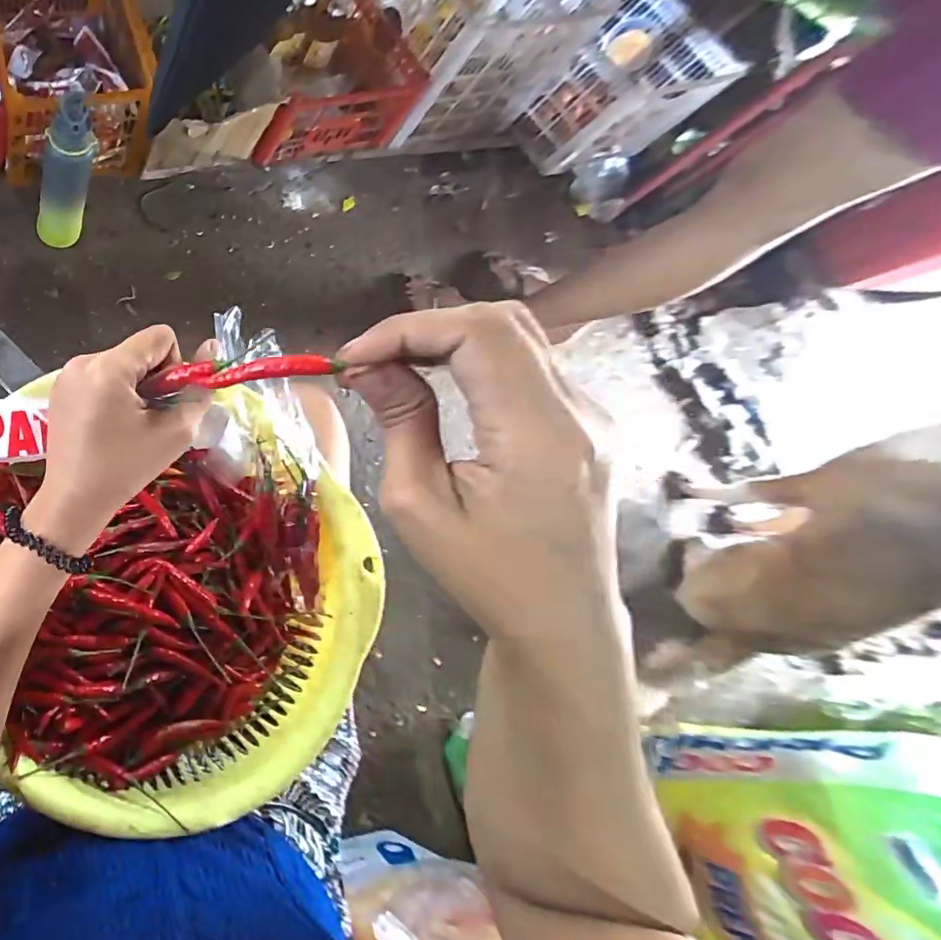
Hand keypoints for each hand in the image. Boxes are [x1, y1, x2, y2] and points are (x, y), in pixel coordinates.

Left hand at [28, 325, 209, 551]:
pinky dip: (111, 396)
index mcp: (108, 366)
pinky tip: (107, 428)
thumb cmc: (125, 469)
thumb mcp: (174, 432)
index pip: (160, 337)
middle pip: (138, 352)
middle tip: (148, 421)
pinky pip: (98, 378)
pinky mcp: (59, 392)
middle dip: (152, 381)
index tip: (165, 402)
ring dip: (133, 389)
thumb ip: (197, 389)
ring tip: (127, 428)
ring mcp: (66, 376)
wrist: (73, 502)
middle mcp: (82, 362)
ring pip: (120, 365)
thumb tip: (212, 348)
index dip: (175, 366)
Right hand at [338, 303, 620, 643]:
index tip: (352, 358)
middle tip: (369, 358)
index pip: (477, 335)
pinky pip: (525, 361)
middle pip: (501, 320)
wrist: (561, 619)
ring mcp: (588, 410)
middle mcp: (576, 409)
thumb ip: (401, 422)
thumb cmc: (483, 574)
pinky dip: (471, 355)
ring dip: (446, 335)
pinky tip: (434, 377)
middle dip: (423, 326)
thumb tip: (369, 368)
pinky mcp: (582, 419)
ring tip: (393, 363)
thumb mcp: (418, 505)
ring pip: (516, 333)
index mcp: (536, 434)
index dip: (407, 329)